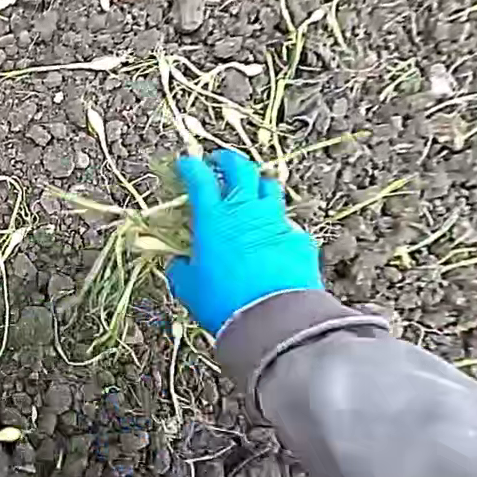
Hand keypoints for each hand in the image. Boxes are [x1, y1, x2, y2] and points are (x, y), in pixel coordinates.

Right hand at [167, 150, 323, 333]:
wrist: (271, 316)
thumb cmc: (222, 301)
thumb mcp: (189, 288)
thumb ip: (181, 270)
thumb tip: (178, 263)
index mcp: (213, 217)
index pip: (199, 178)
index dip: (191, 166)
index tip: (187, 163)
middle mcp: (245, 210)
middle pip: (240, 168)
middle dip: (228, 159)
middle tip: (220, 161)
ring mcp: (275, 220)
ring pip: (269, 187)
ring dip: (257, 184)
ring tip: (251, 189)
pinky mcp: (297, 238)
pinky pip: (286, 222)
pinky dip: (276, 224)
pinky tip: (272, 236)